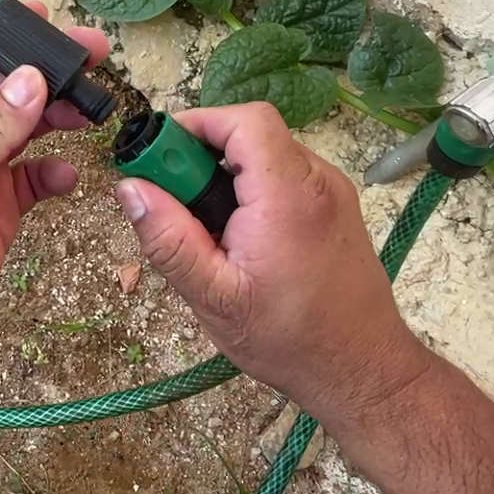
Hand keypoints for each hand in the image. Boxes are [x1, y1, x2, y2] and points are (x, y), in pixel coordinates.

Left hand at [0, 3, 108, 353]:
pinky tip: (68, 175)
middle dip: (47, 70)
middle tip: (93, 54)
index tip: (46, 17)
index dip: (4, 34)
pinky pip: (35, 179)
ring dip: (59, 115)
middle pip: (9, 87)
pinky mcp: (0, 208)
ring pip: (28, 128)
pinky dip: (54, 173)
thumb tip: (33, 77)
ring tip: (92, 108)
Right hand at [115, 103, 429, 417]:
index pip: (245, 121)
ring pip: (265, 151)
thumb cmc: (290, 339)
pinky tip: (237, 231)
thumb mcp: (213, 296)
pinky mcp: (335, 206)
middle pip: (251, 132)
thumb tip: (129, 187)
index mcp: (288, 196)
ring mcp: (332, 191)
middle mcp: (317, 181)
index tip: (162, 158)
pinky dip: (250, 185)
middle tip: (174, 198)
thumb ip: (168, 239)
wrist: (365, 373)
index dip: (198, 123)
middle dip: (202, 153)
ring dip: (225, 170)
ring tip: (205, 222)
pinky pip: (282, 172)